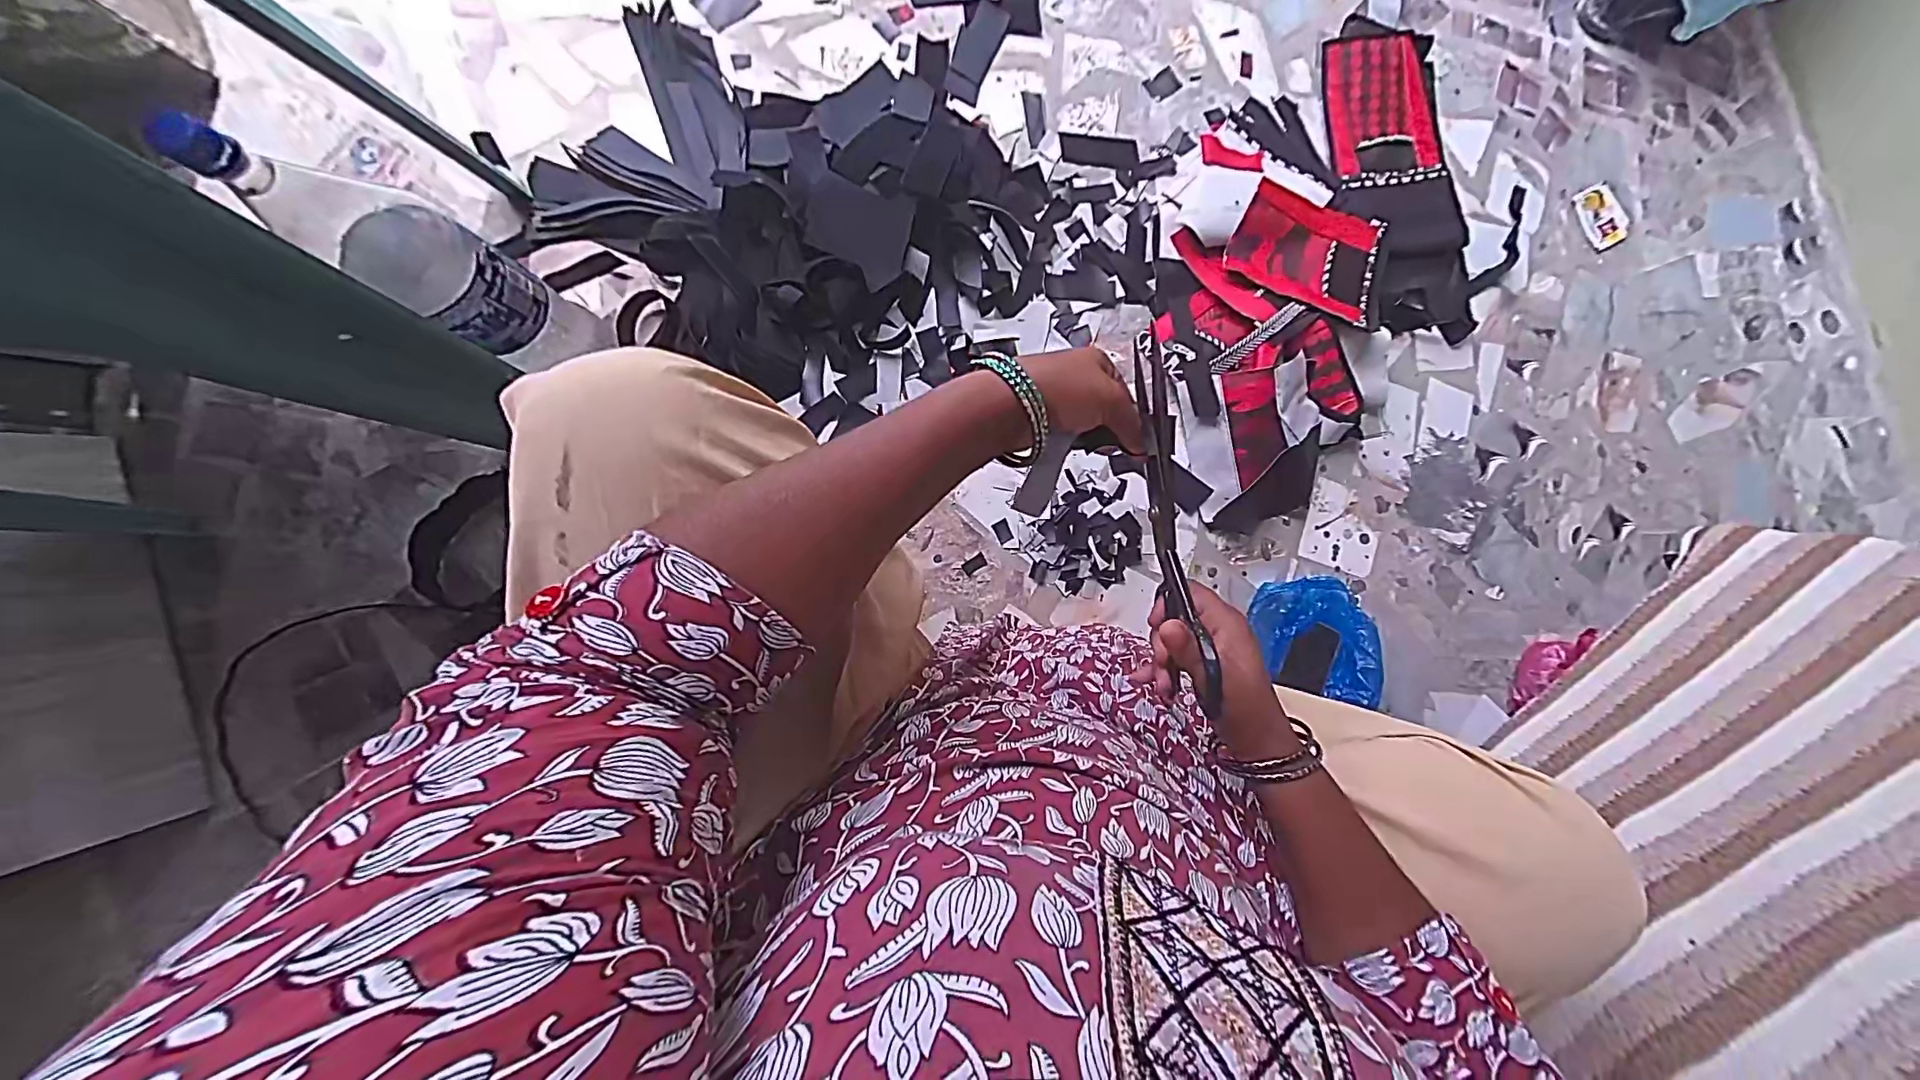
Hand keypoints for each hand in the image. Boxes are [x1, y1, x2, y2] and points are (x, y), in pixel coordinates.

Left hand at [1019, 348, 1144, 453]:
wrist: (1009, 406)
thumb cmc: (1051, 386)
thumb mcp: (1111, 400)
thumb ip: (1133, 421)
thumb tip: (1140, 441)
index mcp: (1096, 359)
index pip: (1127, 391)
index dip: (1135, 417)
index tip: (1140, 438)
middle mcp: (1074, 376)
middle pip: (1105, 411)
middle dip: (1111, 429)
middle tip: (1114, 442)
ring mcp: (1056, 399)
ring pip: (1083, 427)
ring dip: (1088, 439)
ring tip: (1085, 441)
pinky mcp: (1039, 421)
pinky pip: (1062, 438)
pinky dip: (1067, 444)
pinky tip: (1065, 444)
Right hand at [1129, 584, 1302, 758]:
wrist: (1257, 742)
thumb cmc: (1246, 711)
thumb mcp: (1213, 678)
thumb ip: (1188, 650)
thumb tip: (1168, 625)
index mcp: (1226, 624)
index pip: (1190, 593)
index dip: (1168, 605)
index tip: (1157, 627)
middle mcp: (1218, 631)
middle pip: (1176, 617)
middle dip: (1162, 642)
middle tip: (1164, 664)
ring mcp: (1211, 647)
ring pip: (1172, 639)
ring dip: (1162, 661)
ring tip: (1164, 683)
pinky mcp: (1205, 663)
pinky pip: (1176, 656)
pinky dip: (1166, 670)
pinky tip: (1163, 686)